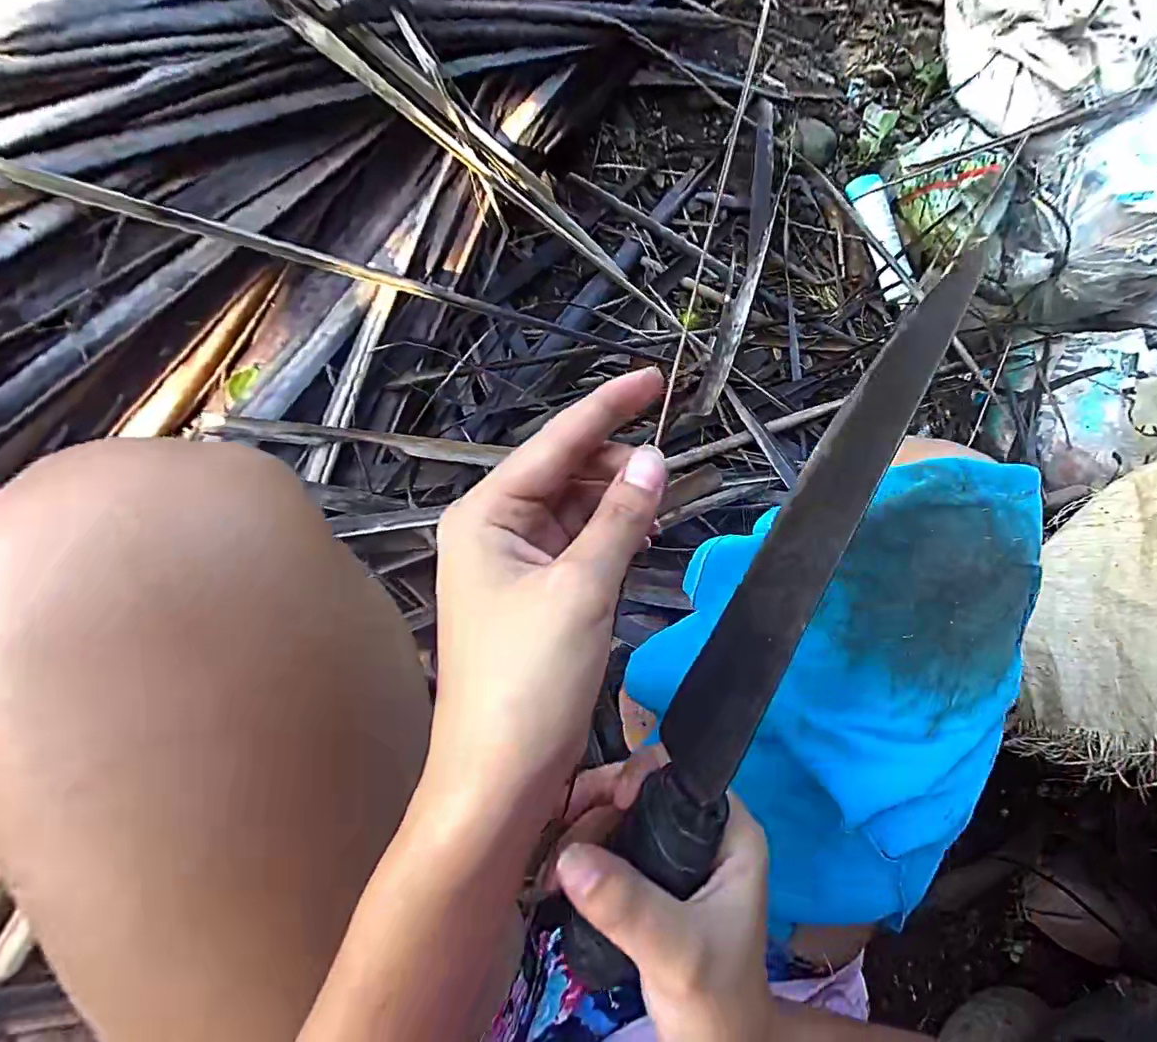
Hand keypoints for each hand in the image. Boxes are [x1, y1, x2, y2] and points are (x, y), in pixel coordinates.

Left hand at [430, 368, 667, 808]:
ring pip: (577, 508)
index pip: (556, 443)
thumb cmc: (528, 679)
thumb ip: (621, 518)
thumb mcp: (583, 588)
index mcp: (487, 515)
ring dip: (619, 501)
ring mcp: (516, 563)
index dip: (607, 408)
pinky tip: (642, 532)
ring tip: (662, 500)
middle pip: (566, 472)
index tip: (652, 380)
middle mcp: (495, 530)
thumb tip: (657, 459)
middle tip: (669, 468)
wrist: (500, 776)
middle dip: (616, 463)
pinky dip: (613, 534)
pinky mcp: (539, 593)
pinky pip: (581, 543)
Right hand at [556, 787, 775, 1041]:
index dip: (641, 774)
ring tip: (554, 865)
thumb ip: (629, 906)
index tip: (607, 804)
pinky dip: (588, 852)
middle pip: (647, 790)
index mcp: (731, 831)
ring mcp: (681, 854)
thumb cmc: (713, 996)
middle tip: (564, 839)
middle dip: (601, 805)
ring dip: (587, 830)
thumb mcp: (675, 950)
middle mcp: (707, 832)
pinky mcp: (657, 878)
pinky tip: (561, 871)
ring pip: (627, 816)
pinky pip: (617, 846)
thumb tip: (570, 857)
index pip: (684, 775)